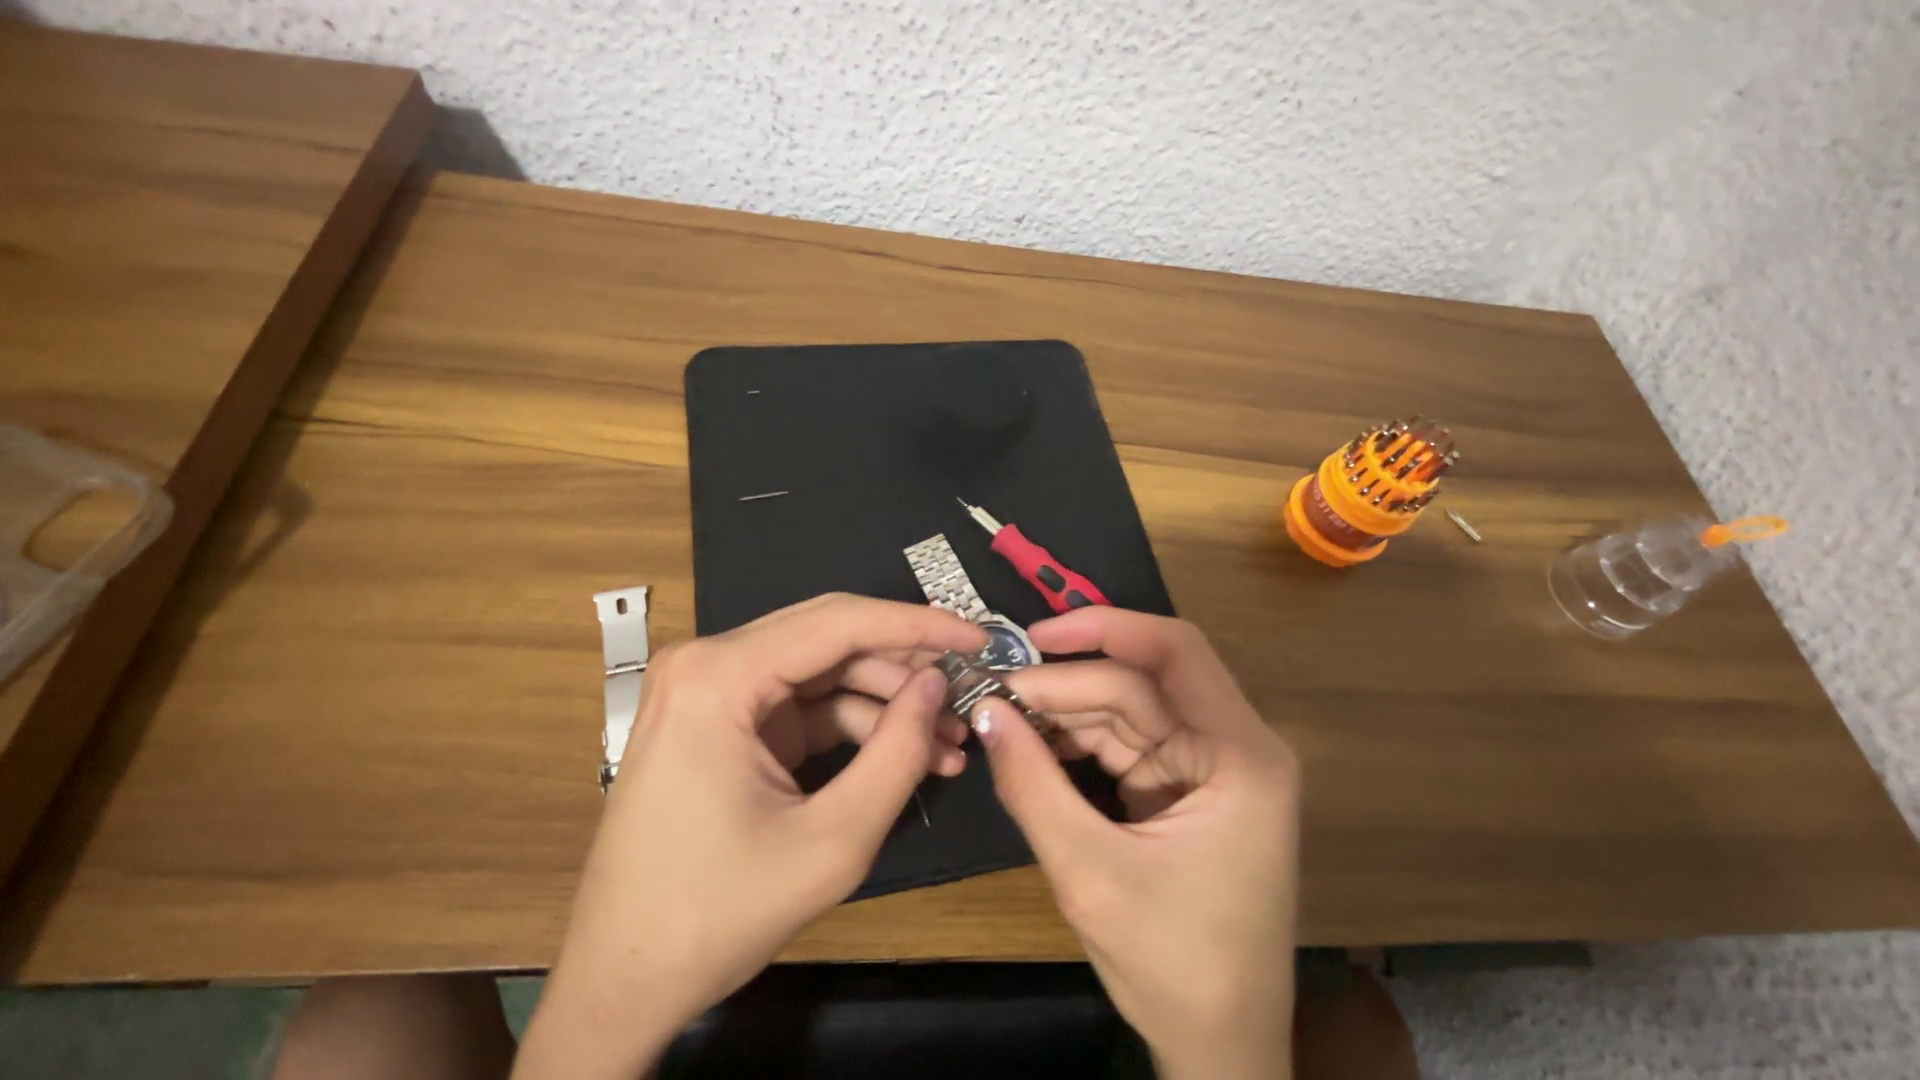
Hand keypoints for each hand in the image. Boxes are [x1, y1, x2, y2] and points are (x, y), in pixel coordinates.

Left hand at [515, 594, 985, 1078]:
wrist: (626, 978)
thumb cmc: (720, 912)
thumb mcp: (832, 839)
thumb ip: (898, 753)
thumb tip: (939, 686)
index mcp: (718, 677)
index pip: (838, 622)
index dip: (918, 626)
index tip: (979, 639)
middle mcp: (707, 665)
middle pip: (830, 639)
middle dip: (906, 667)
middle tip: (970, 692)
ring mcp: (711, 694)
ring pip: (821, 673)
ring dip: (886, 703)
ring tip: (951, 743)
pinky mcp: (721, 725)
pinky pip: (801, 707)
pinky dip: (854, 727)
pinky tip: (908, 756)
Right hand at [976, 608, 1300, 1079]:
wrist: (1221, 1047)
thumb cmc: (1175, 963)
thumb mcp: (1090, 872)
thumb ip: (1032, 785)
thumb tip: (982, 712)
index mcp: (1241, 756)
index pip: (1176, 653)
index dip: (1105, 629)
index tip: (1033, 637)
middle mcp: (1232, 750)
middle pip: (1140, 687)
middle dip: (1065, 687)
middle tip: (991, 695)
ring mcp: (1208, 773)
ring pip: (1128, 715)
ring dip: (1065, 715)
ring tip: (999, 718)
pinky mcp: (1182, 797)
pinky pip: (1125, 751)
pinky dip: (1077, 748)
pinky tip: (1030, 748)